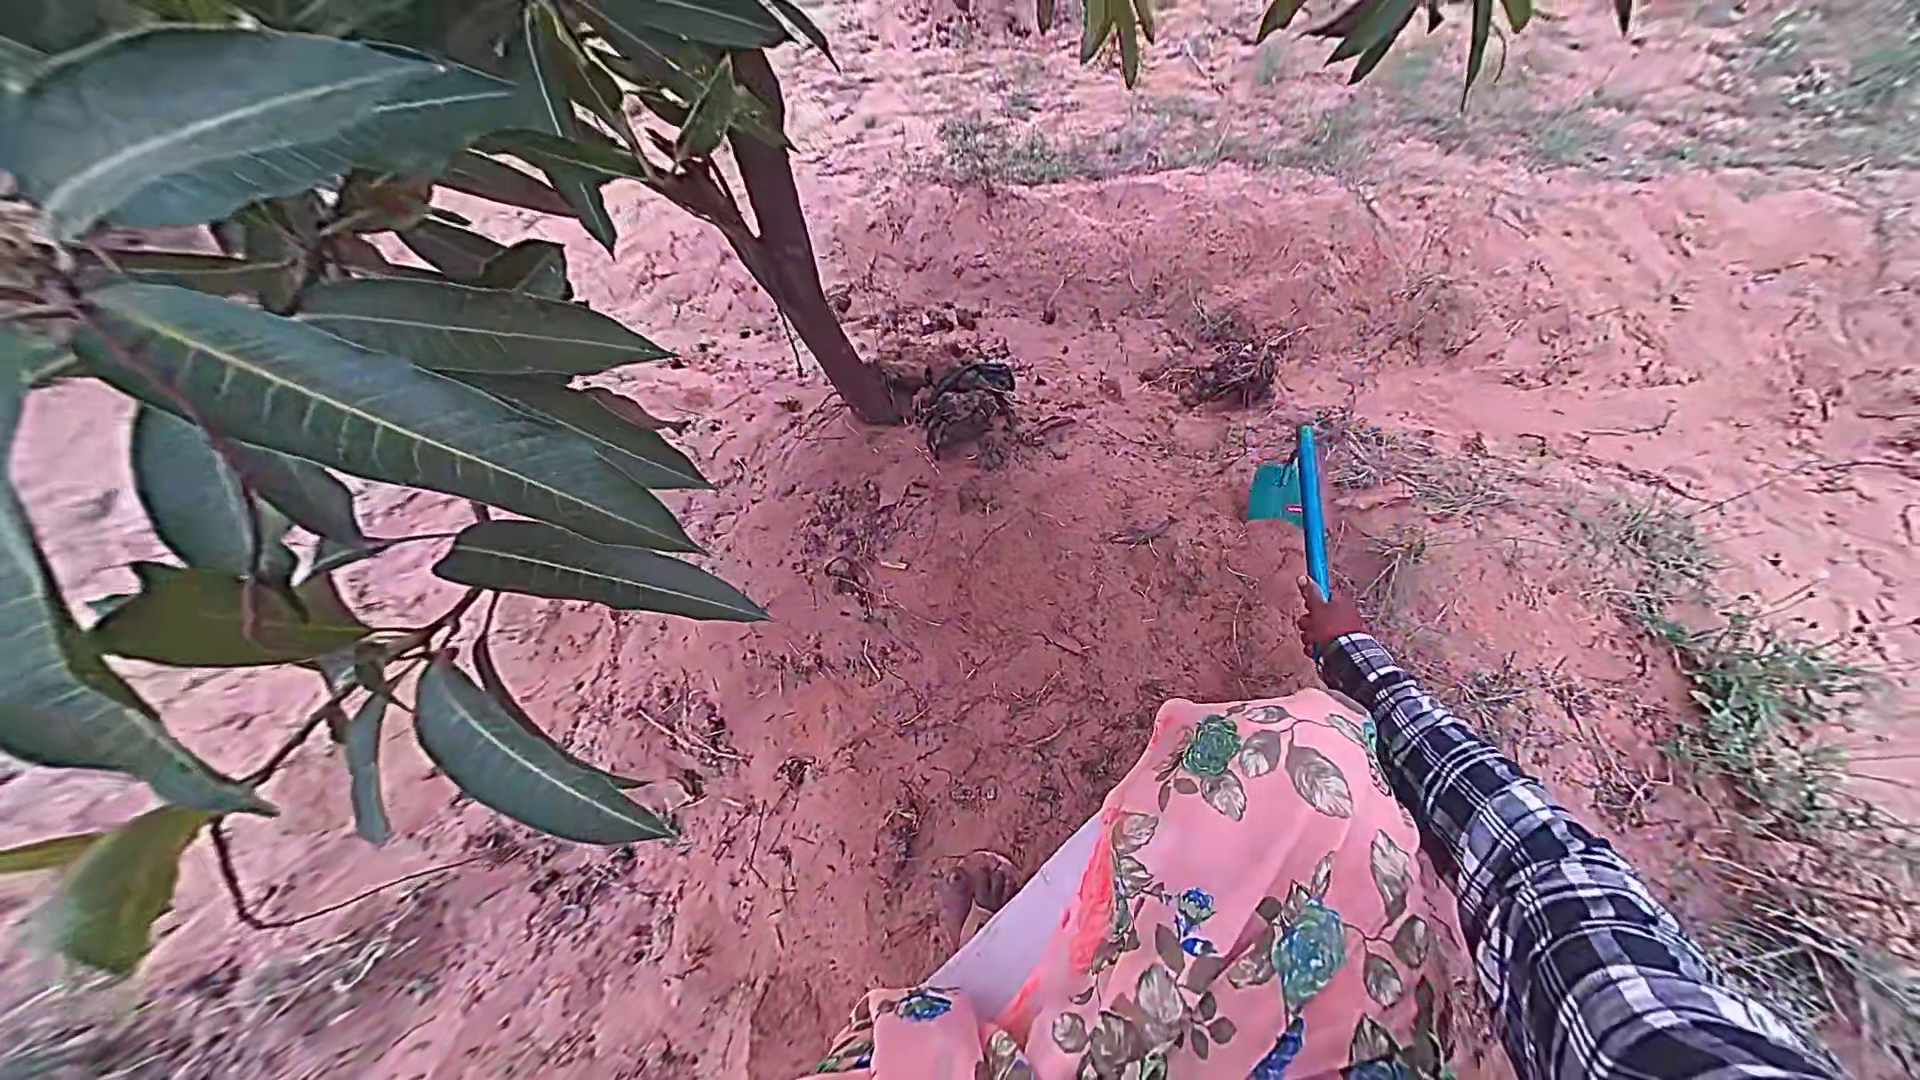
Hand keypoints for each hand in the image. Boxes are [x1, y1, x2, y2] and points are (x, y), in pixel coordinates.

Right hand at [1295, 576, 1367, 653]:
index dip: (1312, 602)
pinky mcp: (1335, 647)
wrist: (1346, 654)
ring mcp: (1339, 633)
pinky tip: (1315, 649)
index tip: (1308, 607)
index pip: (1322, 598)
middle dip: (1307, 623)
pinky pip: (1318, 644)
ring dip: (1309, 637)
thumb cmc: (1332, 627)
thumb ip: (1310, 592)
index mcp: (1340, 604)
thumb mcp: (1318, 607)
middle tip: (1309, 626)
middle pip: (1315, 616)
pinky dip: (1314, 648)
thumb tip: (1303, 577)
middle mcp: (1341, 617)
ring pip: (1314, 631)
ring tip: (1313, 641)